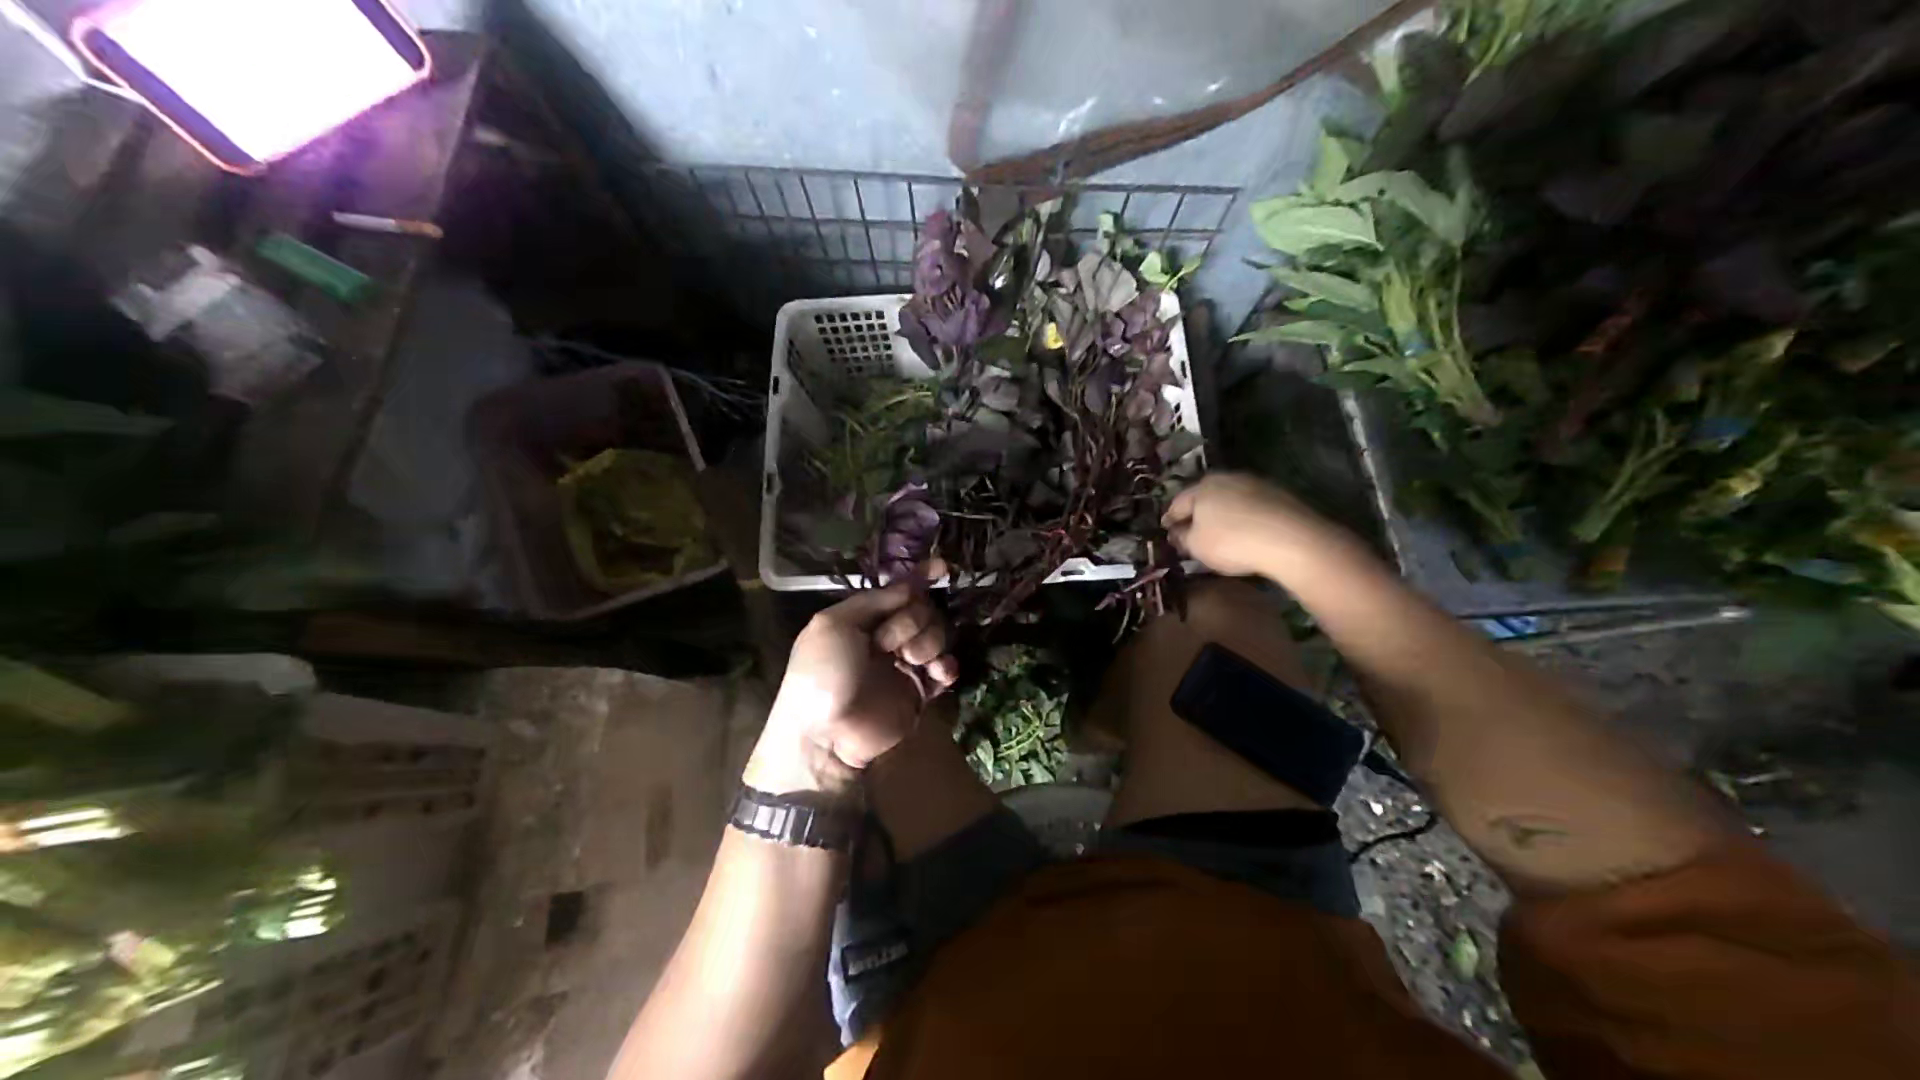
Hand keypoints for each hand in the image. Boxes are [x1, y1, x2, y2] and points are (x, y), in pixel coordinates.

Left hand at [744, 570, 959, 795]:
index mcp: (864, 619)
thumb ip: (873, 600)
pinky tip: (939, 672)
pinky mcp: (921, 693)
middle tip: (890, 644)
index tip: (943, 568)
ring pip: (938, 636)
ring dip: (929, 642)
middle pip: (924, 611)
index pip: (899, 591)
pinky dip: (948, 666)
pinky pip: (947, 669)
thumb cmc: (822, 673)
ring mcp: (906, 665)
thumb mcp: (834, 625)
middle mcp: (887, 637)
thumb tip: (910, 586)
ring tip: (911, 661)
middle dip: (913, 621)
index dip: (920, 578)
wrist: (827, 734)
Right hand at [1162, 473, 1358, 578]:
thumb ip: (1181, 538)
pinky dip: (1244, 517)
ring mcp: (1255, 483)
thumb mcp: (1196, 546)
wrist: (1291, 540)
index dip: (1170, 519)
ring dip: (1222, 514)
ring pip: (1229, 499)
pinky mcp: (1278, 494)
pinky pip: (1251, 506)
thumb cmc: (1232, 542)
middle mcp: (1226, 478)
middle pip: (1204, 497)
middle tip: (1192, 531)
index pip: (1177, 504)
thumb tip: (1176, 532)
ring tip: (1221, 532)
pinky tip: (1246, 532)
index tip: (1166, 531)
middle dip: (1197, 513)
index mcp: (1201, 488)